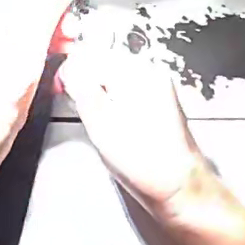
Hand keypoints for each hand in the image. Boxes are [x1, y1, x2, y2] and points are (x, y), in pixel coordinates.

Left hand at [0, 0, 70, 157]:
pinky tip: (59, 52)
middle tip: (68, 22)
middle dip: (52, 11)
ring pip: (27, 21)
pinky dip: (44, 44)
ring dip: (52, 29)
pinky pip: (25, 40)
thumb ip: (50, 2)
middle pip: (22, 0)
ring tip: (68, 39)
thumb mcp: (31, 38)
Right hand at [60, 50, 244, 244]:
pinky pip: (124, 93)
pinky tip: (113, 127)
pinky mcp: (157, 104)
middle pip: (102, 64)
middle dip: (85, 84)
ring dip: (98, 96)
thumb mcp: (99, 121)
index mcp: (137, 71)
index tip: (63, 92)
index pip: (91, 55)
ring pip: (112, 80)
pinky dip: (112, 105)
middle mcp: (150, 72)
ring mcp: (156, 87)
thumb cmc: (141, 160)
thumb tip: (68, 65)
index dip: (71, 72)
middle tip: (82, 113)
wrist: (180, 190)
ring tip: (99, 123)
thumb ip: (81, 86)